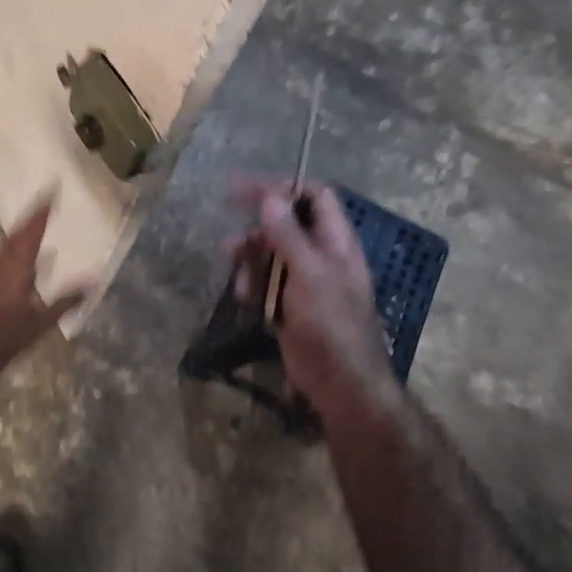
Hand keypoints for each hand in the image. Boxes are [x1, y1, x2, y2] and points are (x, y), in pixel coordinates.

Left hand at [0, 197, 85, 376]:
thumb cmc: (7, 337)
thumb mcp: (42, 321)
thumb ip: (67, 300)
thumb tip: (94, 281)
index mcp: (16, 267)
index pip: (32, 230)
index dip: (42, 209)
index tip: (52, 188)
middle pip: (17, 233)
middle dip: (32, 217)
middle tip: (46, 201)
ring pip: (7, 246)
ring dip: (22, 235)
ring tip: (38, 227)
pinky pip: (1, 259)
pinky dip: (14, 252)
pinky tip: (23, 263)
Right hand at [231, 181, 401, 422]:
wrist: (342, 384)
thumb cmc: (332, 324)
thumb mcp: (309, 273)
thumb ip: (288, 234)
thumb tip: (270, 196)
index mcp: (336, 241)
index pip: (314, 196)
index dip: (282, 188)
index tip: (245, 190)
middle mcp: (322, 255)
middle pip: (286, 224)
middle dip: (257, 228)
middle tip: (230, 233)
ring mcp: (306, 281)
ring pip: (272, 253)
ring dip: (250, 258)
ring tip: (234, 269)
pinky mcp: (290, 304)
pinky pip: (267, 281)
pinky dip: (253, 283)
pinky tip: (245, 297)